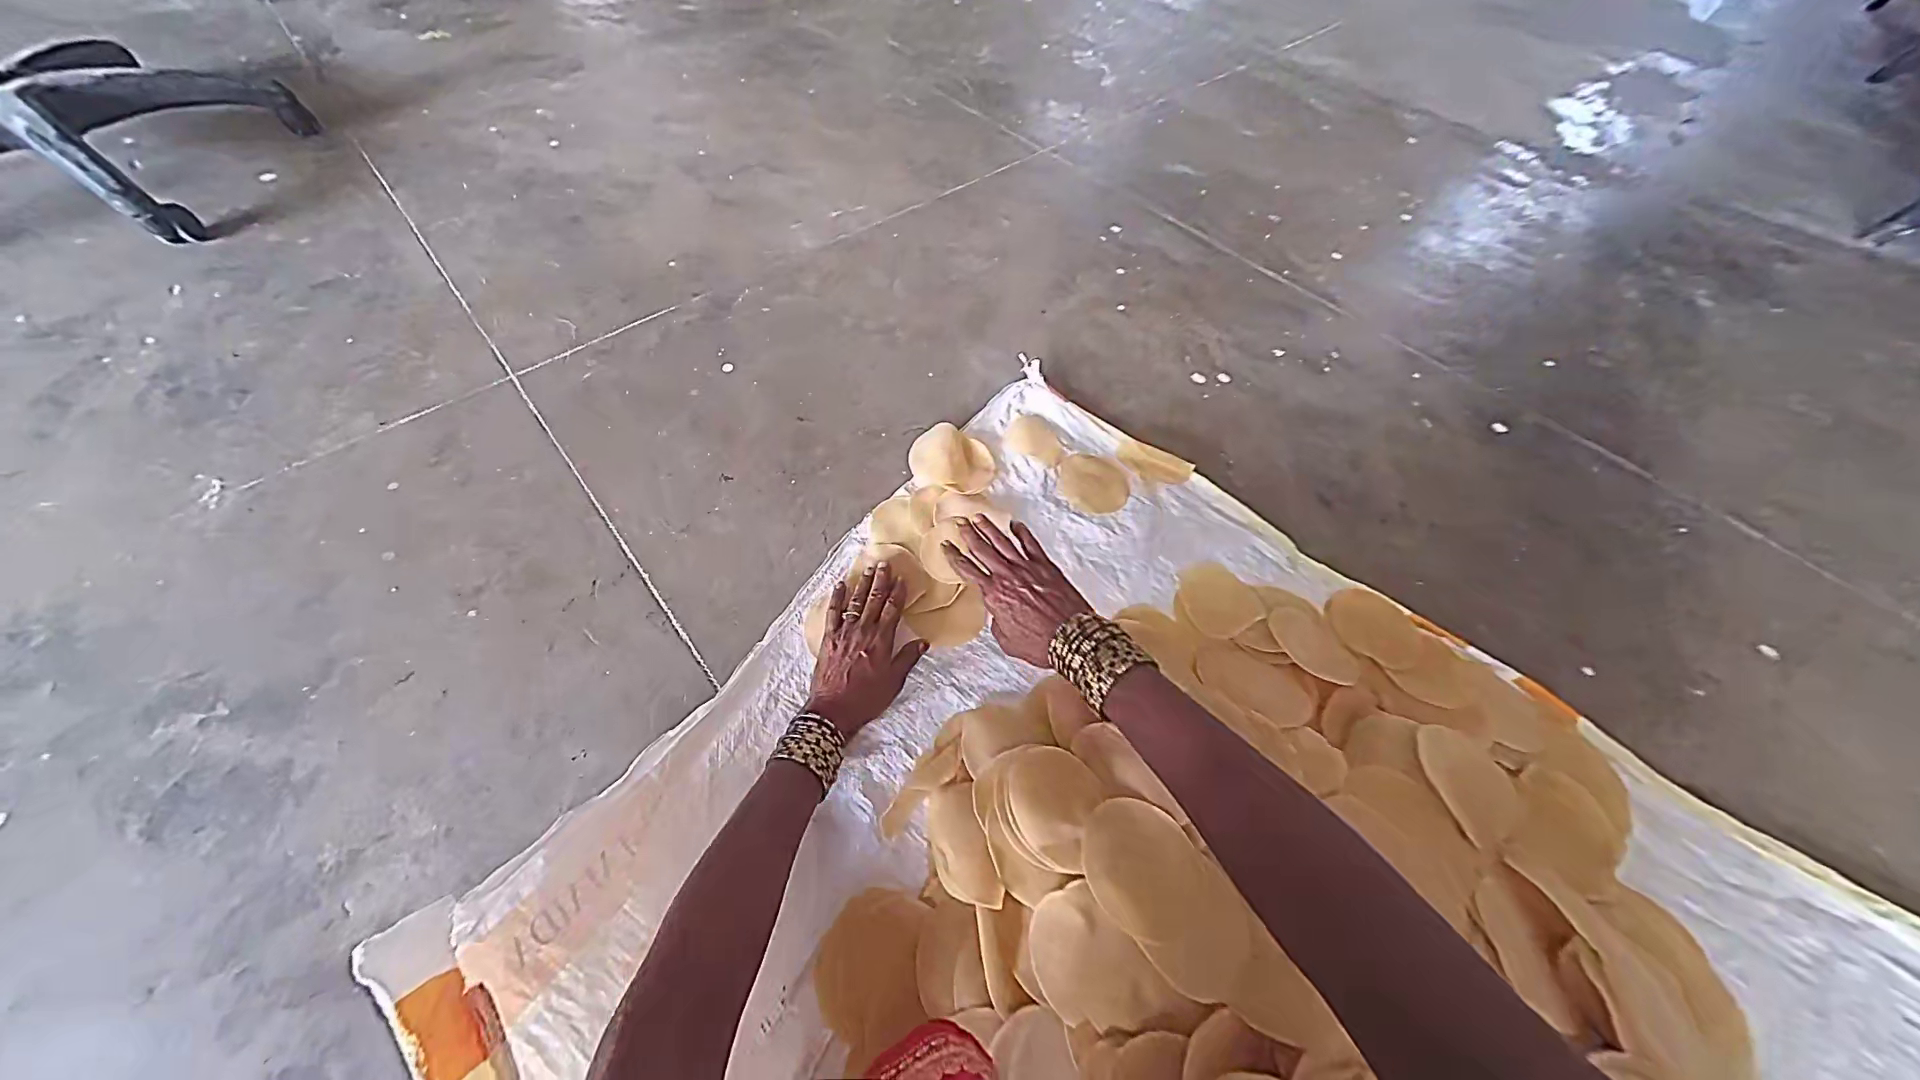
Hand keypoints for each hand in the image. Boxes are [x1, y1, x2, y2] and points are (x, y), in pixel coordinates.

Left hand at [805, 563, 929, 738]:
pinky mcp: (829, 639)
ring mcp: (844, 634)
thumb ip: (907, 659)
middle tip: (885, 564)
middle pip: (874, 601)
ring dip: (862, 585)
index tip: (902, 579)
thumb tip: (922, 642)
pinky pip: (833, 613)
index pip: (892, 610)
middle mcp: (863, 632)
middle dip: (880, 581)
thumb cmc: (866, 699)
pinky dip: (837, 598)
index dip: (897, 593)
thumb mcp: (893, 682)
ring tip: (869, 569)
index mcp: (881, 642)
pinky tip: (840, 585)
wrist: (833, 711)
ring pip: (855, 603)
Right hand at [943, 517, 1093, 667]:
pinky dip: (1022, 532)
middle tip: (960, 523)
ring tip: (979, 518)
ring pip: (1003, 542)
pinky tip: (1015, 524)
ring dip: (989, 528)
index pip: (967, 569)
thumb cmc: (1039, 643)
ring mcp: (1027, 568)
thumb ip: (998, 623)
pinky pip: (1030, 543)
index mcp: (993, 594)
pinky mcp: (1045, 565)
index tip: (947, 546)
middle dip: (969, 534)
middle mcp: (1007, 576)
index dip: (954, 556)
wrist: (1070, 637)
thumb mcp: (1007, 640)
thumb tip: (999, 616)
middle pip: (982, 549)